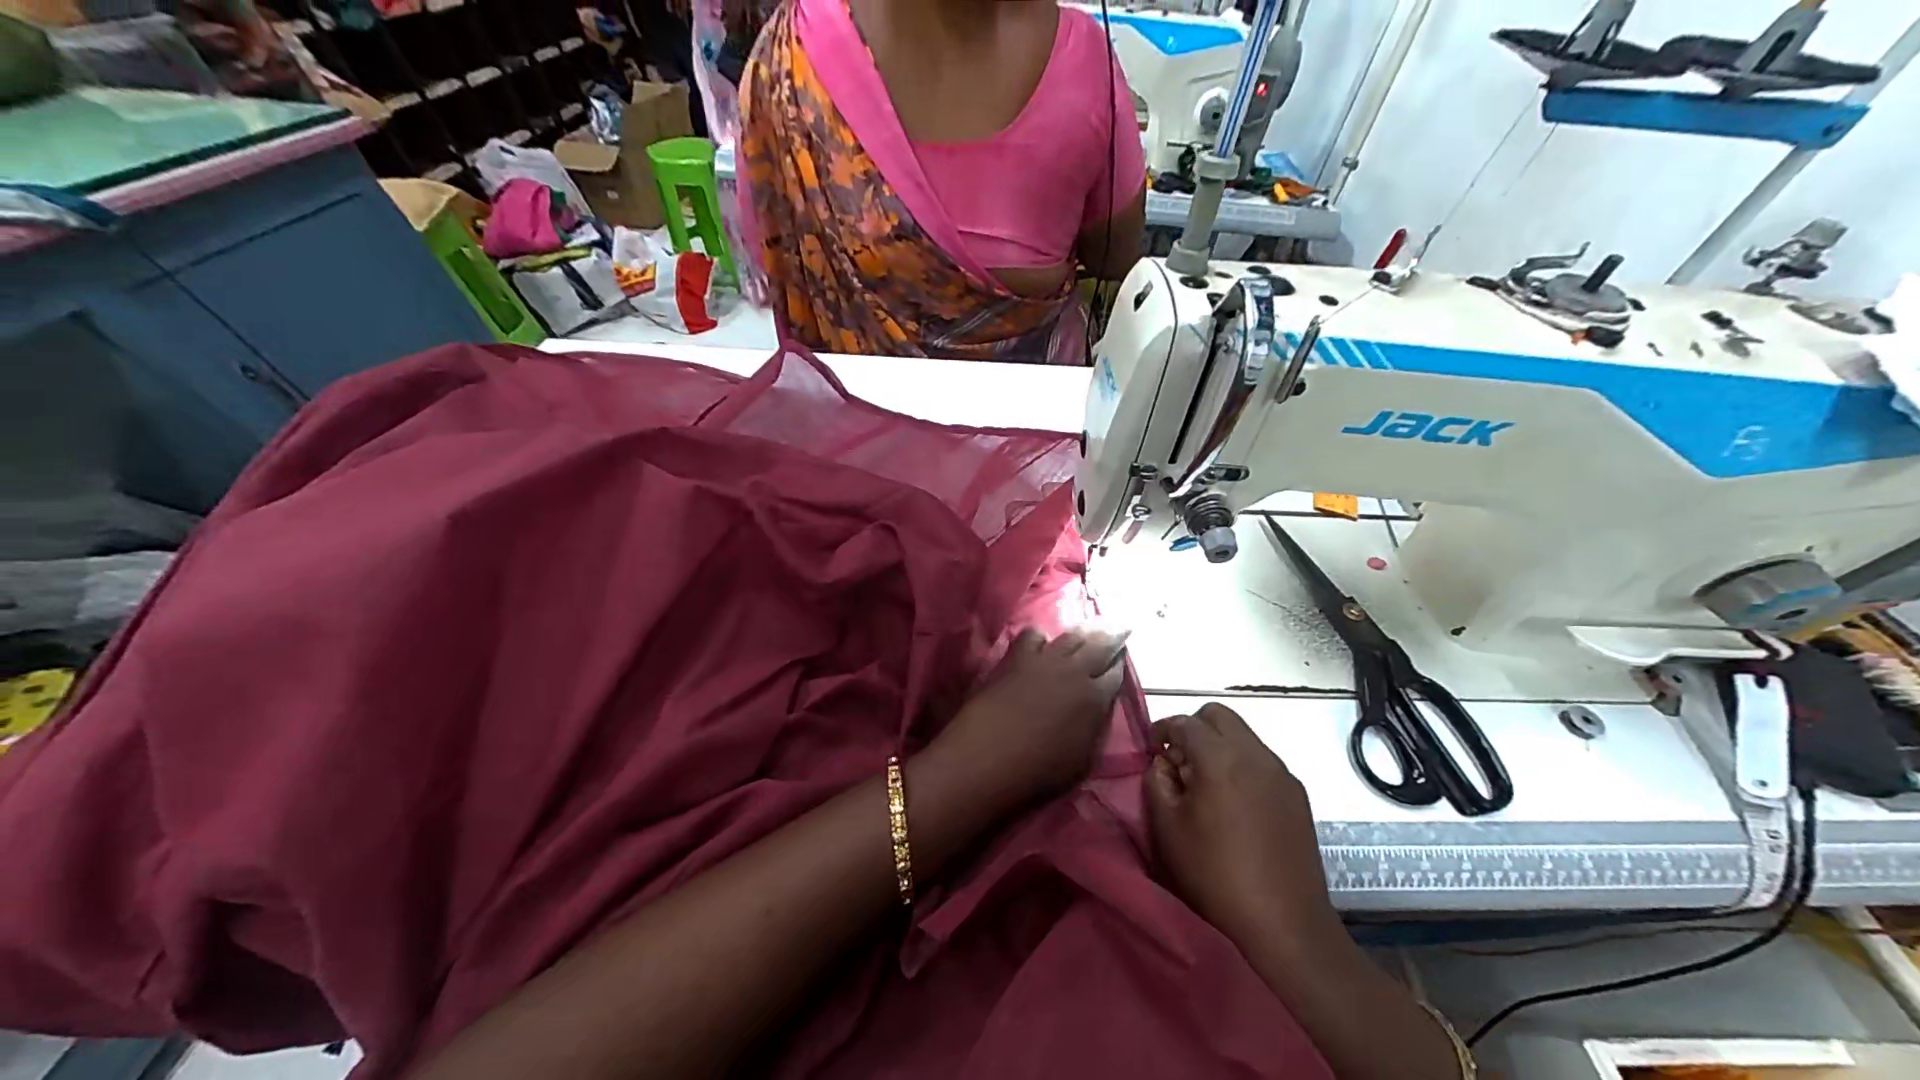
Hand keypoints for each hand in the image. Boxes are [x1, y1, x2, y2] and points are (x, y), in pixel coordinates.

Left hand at [928, 628, 1127, 807]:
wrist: (989, 758)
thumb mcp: (1082, 760)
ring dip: (1083, 630)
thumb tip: (1096, 711)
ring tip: (1088, 626)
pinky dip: (1040, 636)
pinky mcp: (1016, 657)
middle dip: (1113, 634)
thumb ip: (1093, 728)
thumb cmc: (1038, 772)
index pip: (1115, 675)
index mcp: (1095, 700)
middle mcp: (1076, 673)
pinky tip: (1040, 641)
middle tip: (1121, 625)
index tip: (1122, 658)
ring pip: (1070, 635)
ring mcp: (1045, 661)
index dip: (1120, 665)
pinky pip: (1033, 635)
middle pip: (1100, 645)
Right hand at [1146, 703, 1340, 953]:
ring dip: (1220, 747)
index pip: (1185, 721)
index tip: (1152, 751)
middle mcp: (1255, 754)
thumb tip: (1165, 761)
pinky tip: (1234, 805)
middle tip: (1179, 763)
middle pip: (1219, 716)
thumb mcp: (1167, 827)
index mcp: (1220, 757)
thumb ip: (1157, 780)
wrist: (1283, 925)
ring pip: (1244, 736)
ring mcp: (1282, 773)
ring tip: (1206, 786)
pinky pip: (1262, 761)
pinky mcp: (1298, 795)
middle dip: (1194, 729)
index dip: (1162, 730)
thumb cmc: (1214, 875)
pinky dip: (1241, 766)